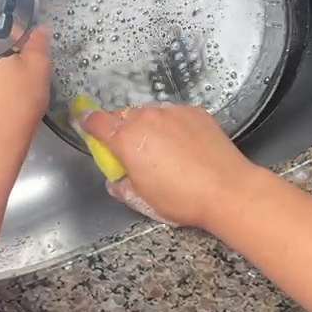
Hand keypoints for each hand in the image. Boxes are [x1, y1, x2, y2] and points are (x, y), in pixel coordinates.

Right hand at [78, 104, 266, 230]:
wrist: (227, 190)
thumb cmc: (183, 198)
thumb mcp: (141, 200)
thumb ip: (120, 185)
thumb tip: (117, 180)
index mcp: (126, 138)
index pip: (96, 122)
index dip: (88, 122)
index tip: (85, 123)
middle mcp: (147, 117)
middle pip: (125, 117)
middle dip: (125, 131)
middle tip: (136, 153)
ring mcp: (173, 112)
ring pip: (151, 114)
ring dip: (150, 127)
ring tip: (164, 152)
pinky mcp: (195, 112)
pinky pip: (175, 114)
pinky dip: (173, 125)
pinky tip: (184, 146)